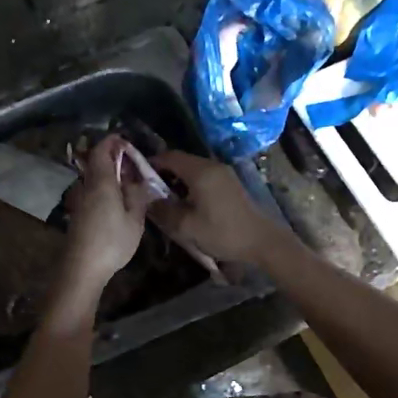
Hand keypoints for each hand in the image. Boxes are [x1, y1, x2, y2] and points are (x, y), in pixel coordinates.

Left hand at [63, 136, 149, 285]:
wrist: (82, 268)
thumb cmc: (112, 241)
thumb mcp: (134, 219)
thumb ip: (137, 195)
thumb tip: (138, 179)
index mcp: (101, 182)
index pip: (102, 151)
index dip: (112, 142)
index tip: (126, 140)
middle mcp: (87, 186)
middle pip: (95, 162)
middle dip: (112, 156)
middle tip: (132, 159)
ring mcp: (80, 200)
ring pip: (93, 176)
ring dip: (108, 172)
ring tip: (129, 178)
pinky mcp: (79, 213)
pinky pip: (92, 189)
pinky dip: (105, 185)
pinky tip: (118, 197)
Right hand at [148, 151, 283, 265]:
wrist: (261, 240)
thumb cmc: (222, 232)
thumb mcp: (186, 226)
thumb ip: (163, 210)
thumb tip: (146, 200)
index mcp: (200, 171)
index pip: (169, 156)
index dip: (151, 164)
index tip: (137, 176)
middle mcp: (212, 166)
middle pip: (181, 161)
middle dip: (163, 173)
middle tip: (148, 191)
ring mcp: (224, 174)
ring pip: (193, 170)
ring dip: (178, 181)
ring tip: (165, 200)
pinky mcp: (231, 184)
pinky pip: (204, 177)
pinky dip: (191, 185)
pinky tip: (186, 203)